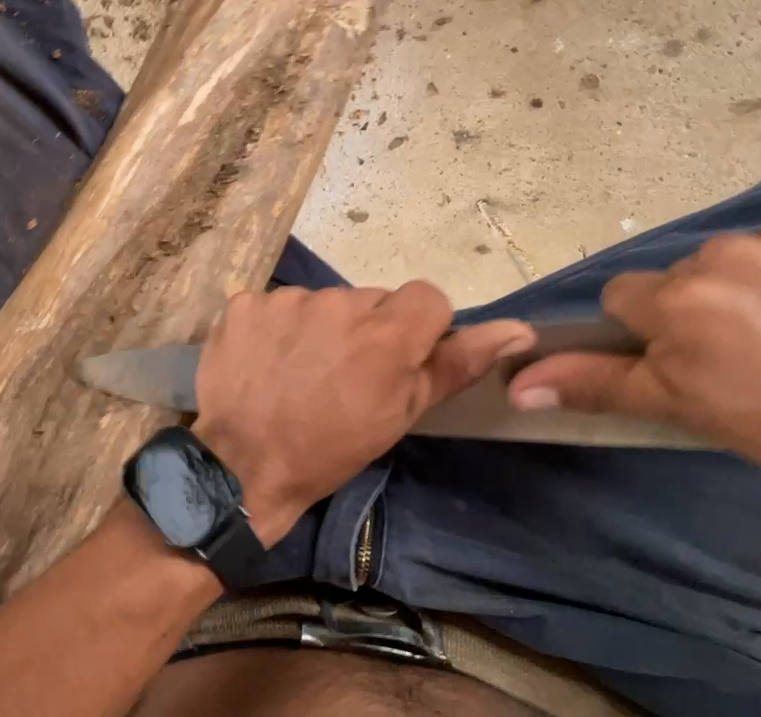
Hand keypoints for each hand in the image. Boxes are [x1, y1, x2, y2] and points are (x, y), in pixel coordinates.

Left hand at [191, 283, 533, 543]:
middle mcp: (337, 302)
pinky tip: (266, 360)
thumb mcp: (400, 415)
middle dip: (366, 330)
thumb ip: (455, 365)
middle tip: (345, 374)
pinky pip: (275, 305)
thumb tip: (518, 329)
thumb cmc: (330, 449)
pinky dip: (275, 327)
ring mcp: (286, 300)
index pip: (426, 297)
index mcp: (386, 332)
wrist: (243, 463)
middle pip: (370, 300)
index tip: (399, 361)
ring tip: (302, 371)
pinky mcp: (245, 303)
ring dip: (319, 326)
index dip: (418, 329)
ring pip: (322, 301)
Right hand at [508, 214, 760, 511]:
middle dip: (713, 306)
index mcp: (679, 301)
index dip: (657, 329)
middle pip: (692, 274)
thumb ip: (600, 384)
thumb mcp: (692, 413)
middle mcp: (727, 254)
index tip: (696, 358)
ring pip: (755, 254)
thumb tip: (519, 381)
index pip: (629, 296)